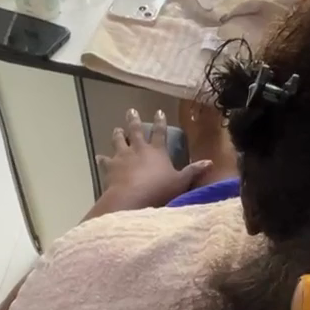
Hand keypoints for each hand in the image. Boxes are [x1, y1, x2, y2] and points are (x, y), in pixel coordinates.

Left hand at [92, 109, 211, 213]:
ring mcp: (122, 157)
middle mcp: (138, 149)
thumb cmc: (159, 189)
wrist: (131, 199)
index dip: (160, 122)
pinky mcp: (110, 168)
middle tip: (131, 111)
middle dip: (134, 121)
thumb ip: (193, 171)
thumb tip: (210, 162)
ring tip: (116, 129)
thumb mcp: (181, 181)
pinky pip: (105, 161)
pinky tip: (99, 156)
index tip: (159, 111)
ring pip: (118, 141)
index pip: (160, 132)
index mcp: (157, 151)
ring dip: (118, 135)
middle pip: (136, 131)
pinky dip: (102, 159)